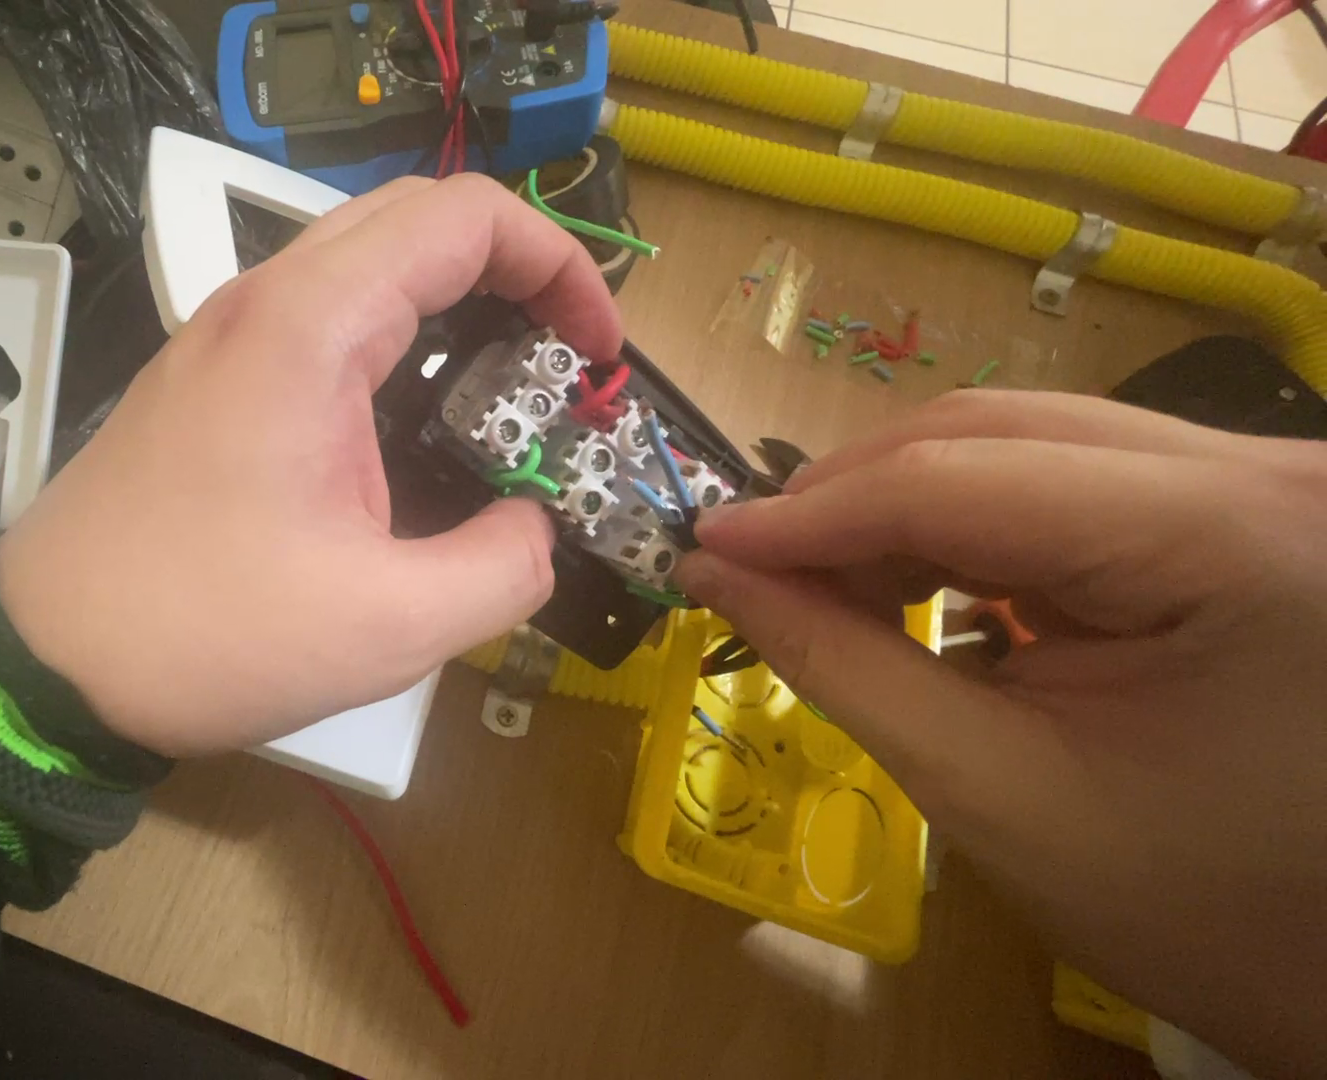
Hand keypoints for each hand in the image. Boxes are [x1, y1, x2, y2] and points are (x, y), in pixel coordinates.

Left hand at [0, 174, 620, 757]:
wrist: (51, 661)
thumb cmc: (209, 636)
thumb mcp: (391, 625)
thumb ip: (505, 568)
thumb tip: (535, 527)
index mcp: (310, 329)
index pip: (464, 218)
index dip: (559, 264)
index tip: (595, 351)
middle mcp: (261, 304)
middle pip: (415, 223)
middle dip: (514, 274)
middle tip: (559, 366)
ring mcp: (225, 338)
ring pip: (364, 268)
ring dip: (450, 307)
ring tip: (500, 397)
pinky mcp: (209, 382)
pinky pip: (319, 323)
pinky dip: (392, 345)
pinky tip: (411, 429)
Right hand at [673, 390, 1326, 1079]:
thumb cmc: (1199, 901)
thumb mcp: (986, 783)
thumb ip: (832, 660)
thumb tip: (711, 572)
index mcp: (1238, 539)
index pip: (958, 482)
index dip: (808, 514)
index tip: (705, 545)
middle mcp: (1268, 472)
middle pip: (983, 433)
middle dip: (844, 501)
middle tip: (754, 564)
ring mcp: (1251, 483)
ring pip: (1004, 446)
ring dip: (885, 513)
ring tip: (820, 585)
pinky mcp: (1221, 510)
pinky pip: (1037, 485)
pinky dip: (940, 531)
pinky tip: (900, 587)